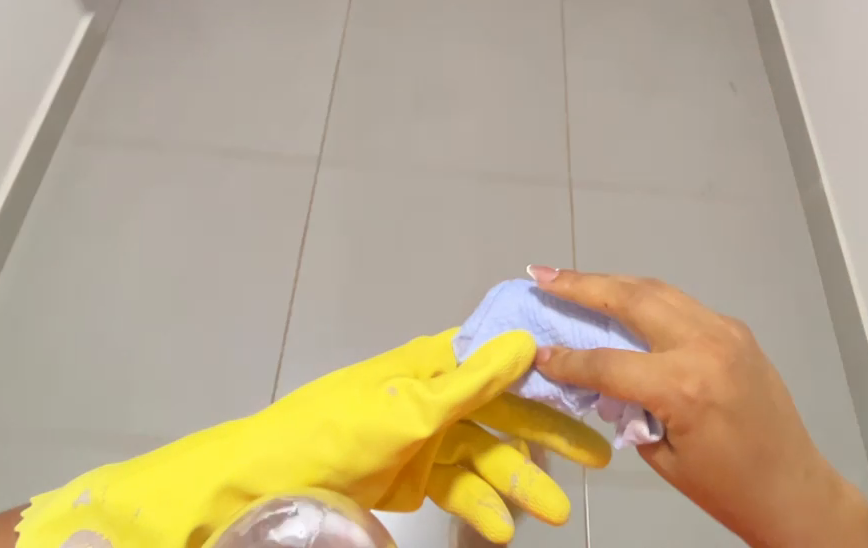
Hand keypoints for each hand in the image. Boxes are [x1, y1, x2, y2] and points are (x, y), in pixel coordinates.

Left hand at [14, 329, 610, 547]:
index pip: (499, 356)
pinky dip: (481, 505)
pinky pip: (458, 486)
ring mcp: (422, 435)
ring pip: (484, 455)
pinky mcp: (410, 474)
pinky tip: (504, 530)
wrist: (267, 485)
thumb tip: (523, 339)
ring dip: (518, 482)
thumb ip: (468, 382)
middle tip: (599, 456)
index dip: (543, 368)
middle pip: (502, 409)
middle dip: (546, 433)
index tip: (589, 382)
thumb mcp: (407, 410)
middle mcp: (432, 392)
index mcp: (431, 363)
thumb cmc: (337, 433)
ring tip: (557, 514)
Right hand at [528, 268, 867, 547]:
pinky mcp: (734, 327)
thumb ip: (626, 405)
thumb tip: (593, 372)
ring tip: (570, 278)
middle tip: (541, 274)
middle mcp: (703, 345)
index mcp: (684, 387)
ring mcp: (723, 329)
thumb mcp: (662, 455)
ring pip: (654, 289)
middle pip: (630, 300)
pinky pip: (679, 303)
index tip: (537, 351)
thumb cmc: (726, 487)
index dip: (568, 359)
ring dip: (610, 282)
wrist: (796, 490)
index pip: (608, 363)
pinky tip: (620, 299)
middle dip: (581, 285)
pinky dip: (644, 297)